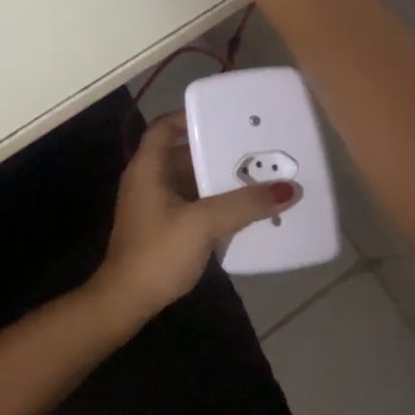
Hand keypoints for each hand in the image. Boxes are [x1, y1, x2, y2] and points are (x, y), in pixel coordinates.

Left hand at [90, 112, 295, 317]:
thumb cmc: (158, 252)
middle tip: (252, 148)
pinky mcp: (161, 226)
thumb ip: (242, 205)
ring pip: (187, 180)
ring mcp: (152, 204)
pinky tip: (240, 209)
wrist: (127, 298)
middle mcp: (146, 179)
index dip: (188, 117)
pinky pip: (190, 202)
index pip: (164, 127)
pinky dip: (211, 200)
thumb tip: (287, 189)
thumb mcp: (202, 224)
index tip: (222, 116)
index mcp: (147, 167)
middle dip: (214, 151)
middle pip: (180, 153)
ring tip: (254, 176)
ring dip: (215, 178)